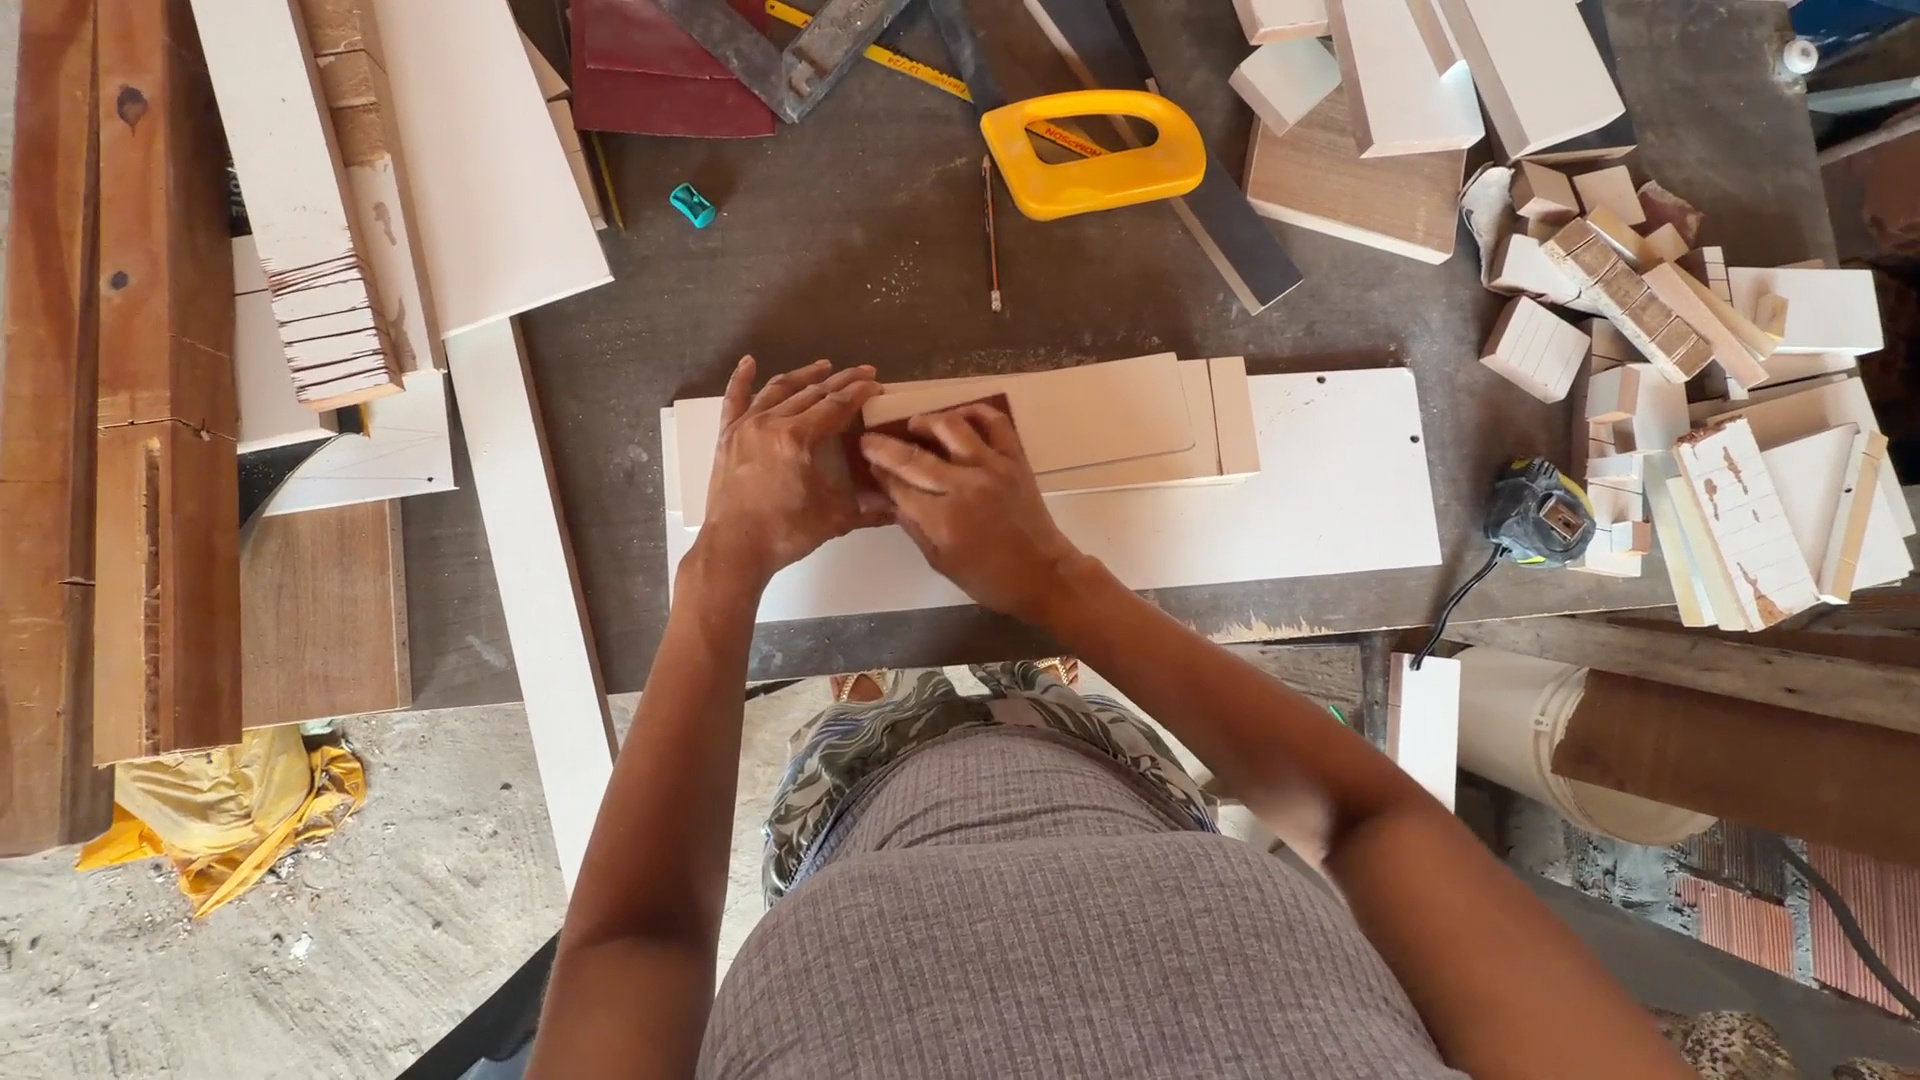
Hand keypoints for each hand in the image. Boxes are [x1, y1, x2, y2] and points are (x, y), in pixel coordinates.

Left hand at [696, 356, 889, 585]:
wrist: (734, 550)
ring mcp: (745, 426)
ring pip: (778, 390)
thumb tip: (900, 506)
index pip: (836, 405)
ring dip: (804, 376)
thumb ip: (869, 508)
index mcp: (798, 439)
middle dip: (841, 381)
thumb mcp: (835, 519)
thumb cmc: (785, 534)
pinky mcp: (727, 436)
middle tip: (863, 373)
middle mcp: (771, 423)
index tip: (877, 384)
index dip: (860, 393)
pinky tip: (749, 362)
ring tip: (824, 366)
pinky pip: (734, 400)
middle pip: (812, 393)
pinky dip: (741, 378)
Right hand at [860, 404, 1091, 623]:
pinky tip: (961, 415)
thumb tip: (890, 500)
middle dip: (885, 446)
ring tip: (915, 424)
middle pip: (914, 456)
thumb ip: (914, 527)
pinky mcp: (1016, 460)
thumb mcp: (941, 562)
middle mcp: (964, 486)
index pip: (899, 486)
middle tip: (870, 439)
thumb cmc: (990, 578)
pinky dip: (977, 412)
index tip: (867, 462)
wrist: (1043, 574)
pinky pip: (996, 424)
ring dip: (927, 421)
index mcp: (943, 518)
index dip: (879, 472)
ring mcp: (993, 468)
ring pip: (952, 428)